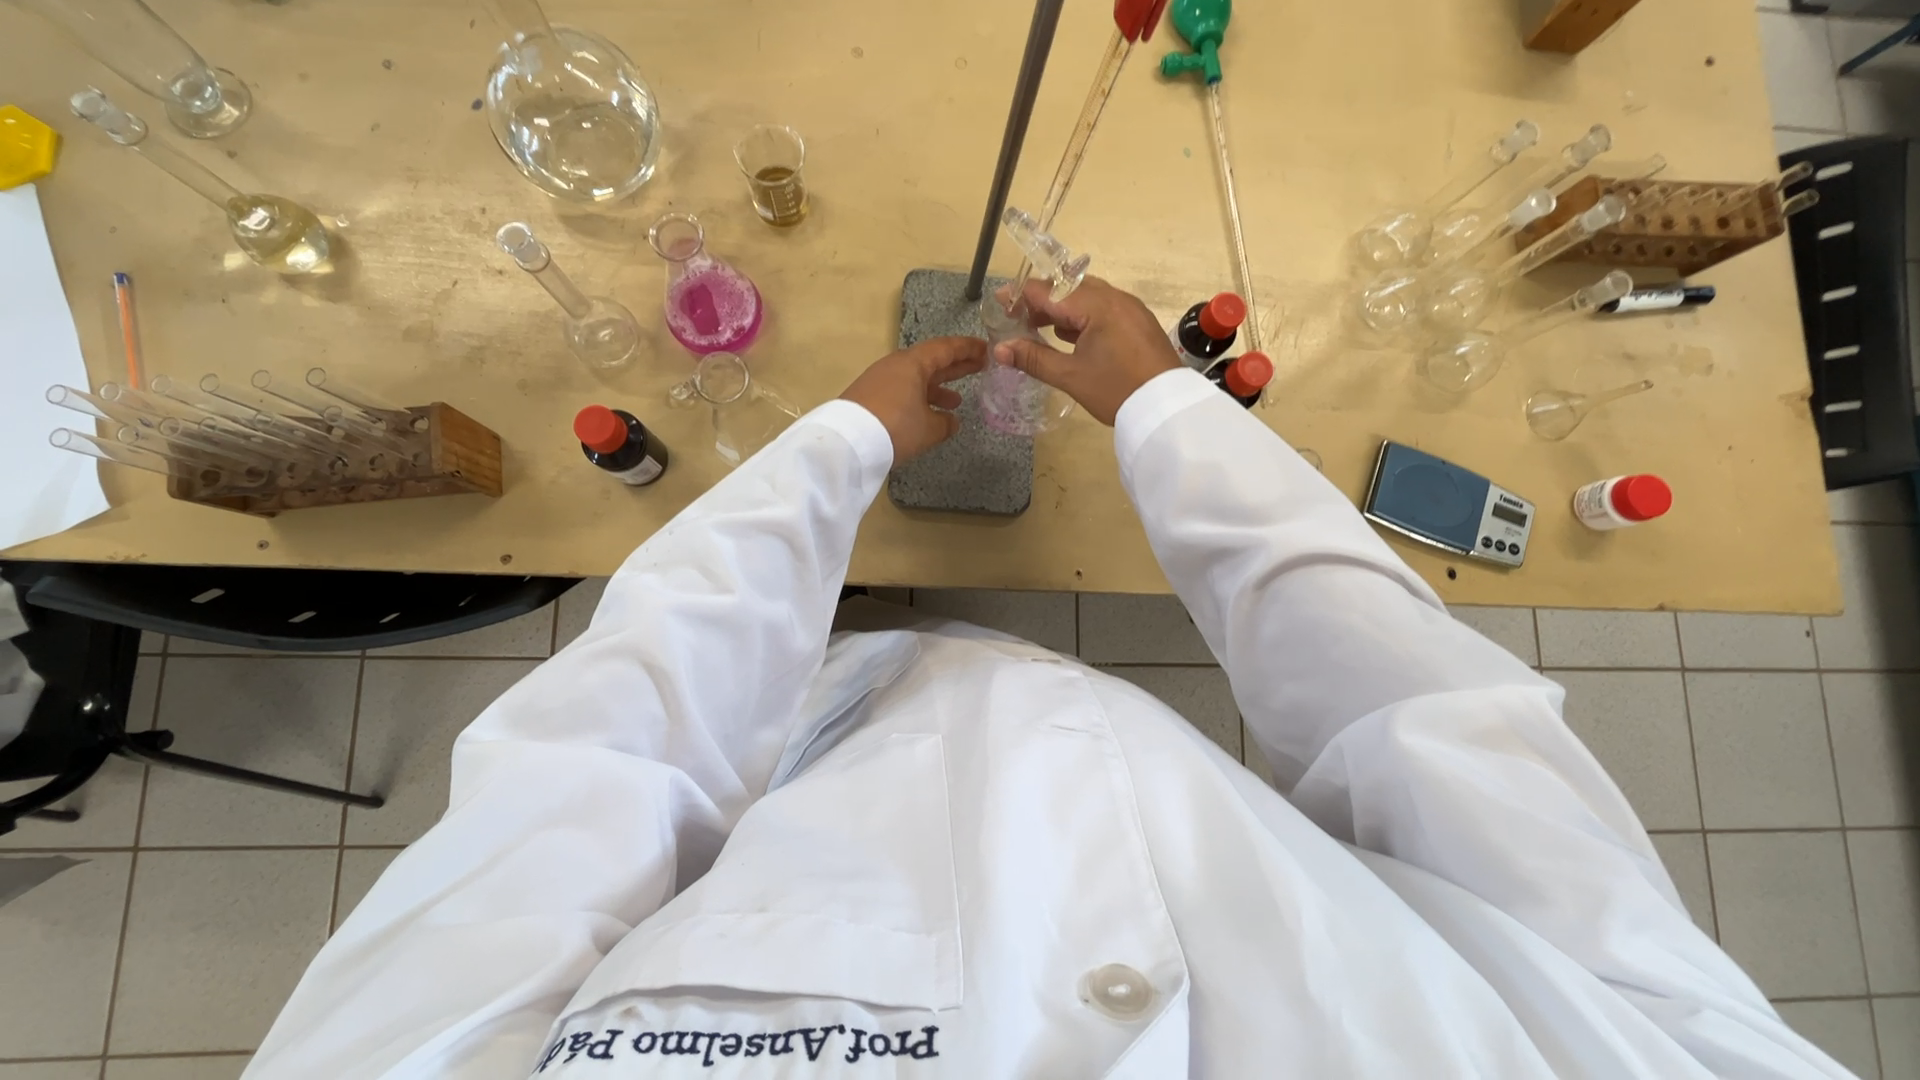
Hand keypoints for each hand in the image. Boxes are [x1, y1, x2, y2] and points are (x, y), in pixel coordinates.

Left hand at [839, 336, 986, 462]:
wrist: (848, 443)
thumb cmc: (896, 428)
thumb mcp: (929, 429)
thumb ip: (945, 424)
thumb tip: (952, 421)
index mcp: (913, 363)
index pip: (946, 348)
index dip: (968, 349)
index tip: (985, 349)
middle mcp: (896, 366)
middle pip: (931, 360)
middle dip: (956, 365)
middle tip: (978, 367)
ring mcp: (880, 380)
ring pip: (915, 378)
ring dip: (937, 387)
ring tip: (956, 401)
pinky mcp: (869, 396)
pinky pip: (902, 391)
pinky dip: (919, 398)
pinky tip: (928, 415)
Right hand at [990, 276, 1181, 425]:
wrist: (1167, 409)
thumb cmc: (1117, 390)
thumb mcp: (1070, 376)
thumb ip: (1033, 358)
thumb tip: (999, 349)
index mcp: (1096, 305)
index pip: (1049, 290)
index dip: (1020, 296)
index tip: (998, 304)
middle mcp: (1114, 298)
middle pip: (1068, 288)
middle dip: (1040, 301)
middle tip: (1017, 319)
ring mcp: (1130, 309)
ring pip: (1087, 298)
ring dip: (1061, 309)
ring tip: (1038, 328)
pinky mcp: (1138, 323)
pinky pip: (1103, 309)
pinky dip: (1082, 317)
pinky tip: (1069, 335)